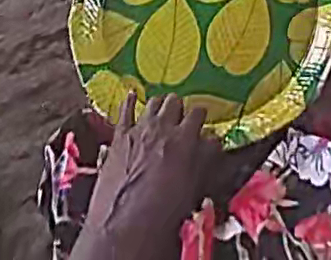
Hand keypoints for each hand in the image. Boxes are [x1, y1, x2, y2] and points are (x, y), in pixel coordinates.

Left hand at [78, 94, 216, 257]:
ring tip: (161, 114)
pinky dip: (130, 102)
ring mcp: (138, 130)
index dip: (200, 118)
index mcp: (183, 139)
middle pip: (175, 101)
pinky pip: (124, 111)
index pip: (198, 113)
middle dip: (179, 109)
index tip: (200, 125)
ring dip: (159, 107)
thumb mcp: (192, 187)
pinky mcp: (118, 138)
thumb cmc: (160, 216)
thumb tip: (212, 142)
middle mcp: (162, 128)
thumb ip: (204, 158)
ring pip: (153, 101)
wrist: (121, 232)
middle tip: (179, 120)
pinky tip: (132, 97)